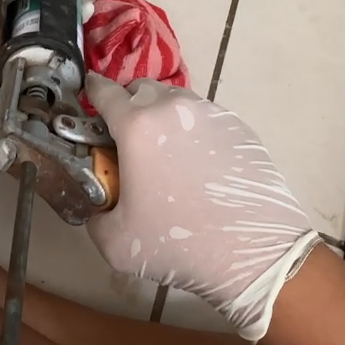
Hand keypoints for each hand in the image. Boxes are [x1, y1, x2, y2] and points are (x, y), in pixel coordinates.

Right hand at [84, 74, 318, 340]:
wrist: (256, 255)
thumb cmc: (178, 245)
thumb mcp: (114, 242)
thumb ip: (95, 213)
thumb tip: (98, 204)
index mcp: (137, 126)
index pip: (104, 92)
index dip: (92, 92)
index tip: (89, 96)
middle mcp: (173, 108)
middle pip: (141, 89)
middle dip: (128, 104)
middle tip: (127, 136)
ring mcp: (211, 114)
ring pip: (175, 100)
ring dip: (161, 115)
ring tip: (165, 151)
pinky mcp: (240, 127)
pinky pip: (205, 117)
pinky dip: (192, 130)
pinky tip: (198, 164)